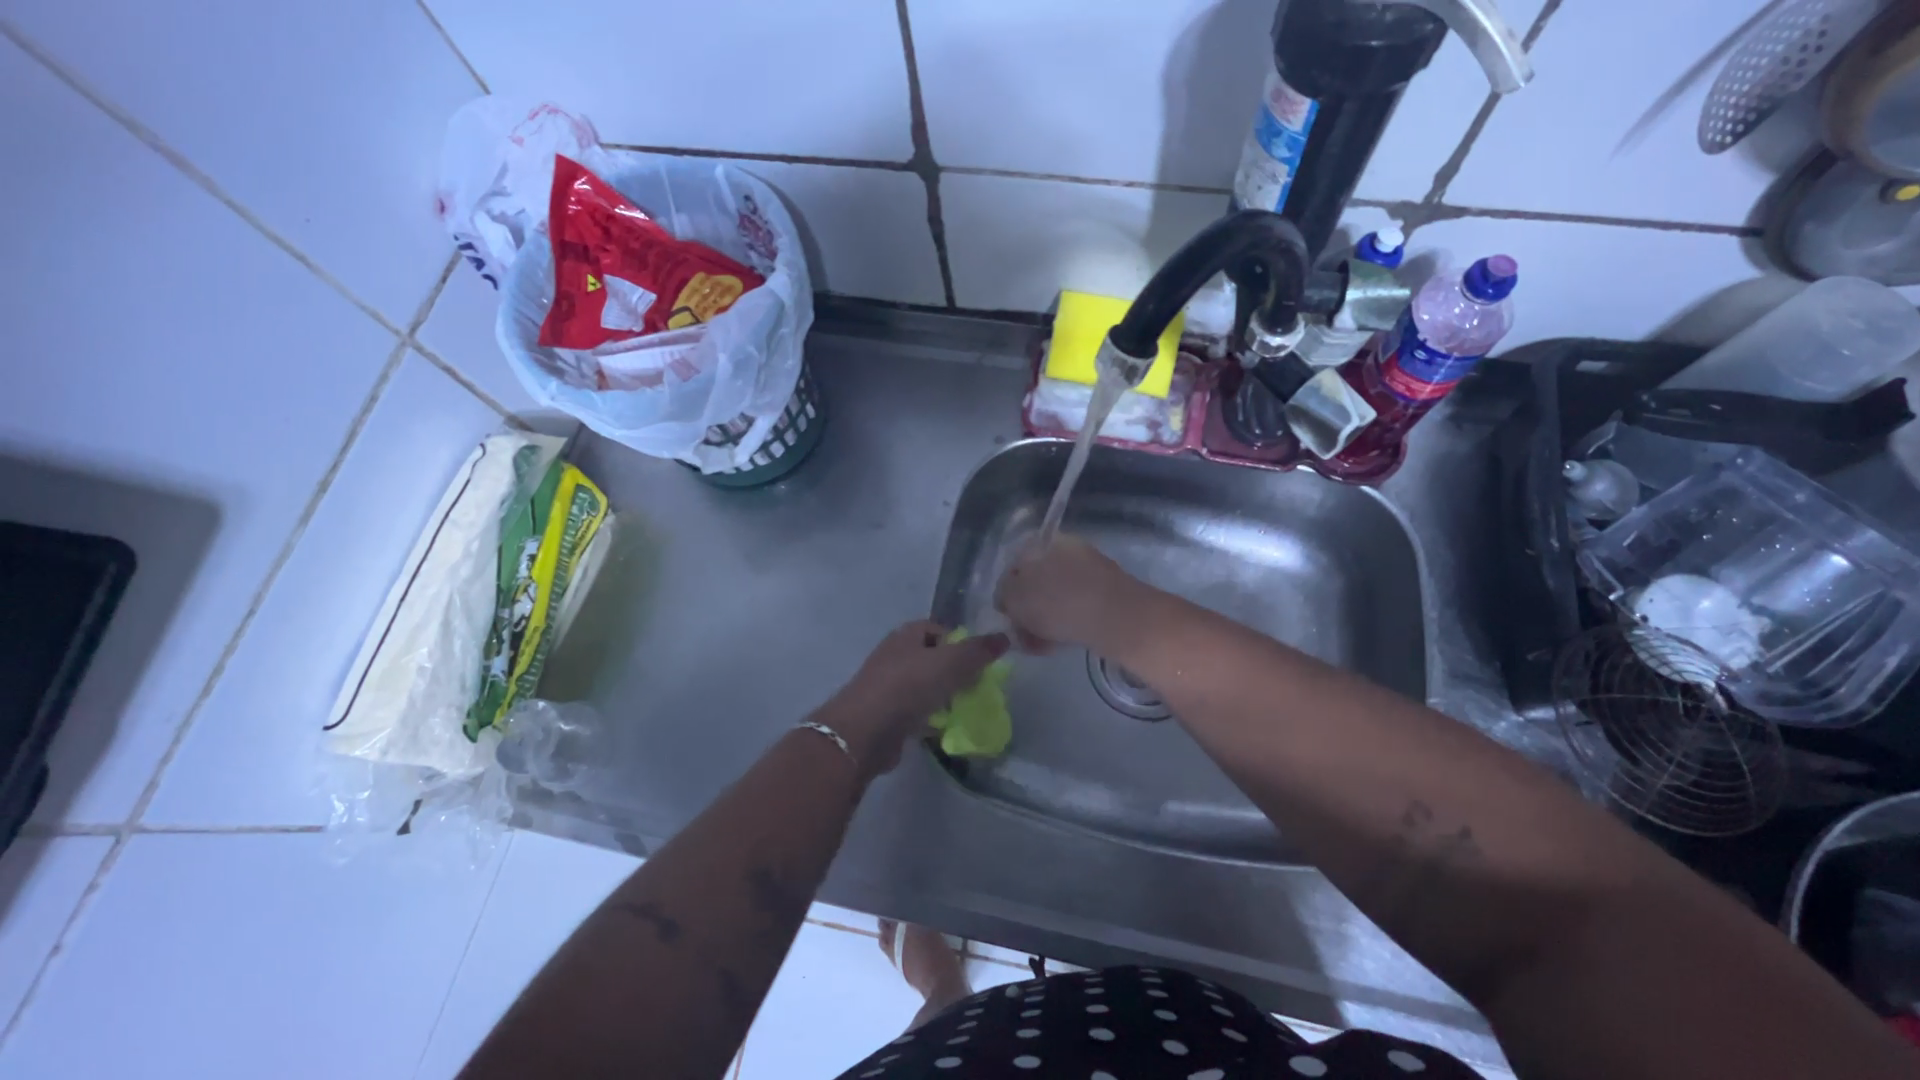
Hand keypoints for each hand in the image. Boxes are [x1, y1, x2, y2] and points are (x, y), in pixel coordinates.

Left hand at [822, 621, 1008, 776]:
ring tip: (965, 710)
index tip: (979, 663)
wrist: (865, 731)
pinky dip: (931, 719)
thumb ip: (979, 650)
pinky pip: (916, 713)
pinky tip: (945, 730)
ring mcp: (887, 687)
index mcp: (906, 635)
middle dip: (956, 673)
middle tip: (977, 688)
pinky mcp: (886, 716)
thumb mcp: (952, 662)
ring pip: (925, 687)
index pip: (939, 630)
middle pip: (933, 659)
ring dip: (944, 698)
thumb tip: (1004, 637)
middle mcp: (895, 656)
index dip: (961, 643)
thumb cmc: (909, 686)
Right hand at [994, 535, 1142, 653]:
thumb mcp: (1015, 598)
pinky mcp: (1107, 590)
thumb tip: (1008, 599)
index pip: (1012, 565)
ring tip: (1042, 645)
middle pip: (1035, 582)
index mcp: (1040, 542)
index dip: (1006, 594)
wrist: (1116, 618)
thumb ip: (1004, 596)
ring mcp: (1088, 568)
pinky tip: (1062, 642)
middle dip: (1027, 609)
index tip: (1007, 618)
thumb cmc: (1058, 604)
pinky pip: (1077, 605)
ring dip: (1045, 619)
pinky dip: (1067, 621)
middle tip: (1024, 635)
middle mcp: (1064, 548)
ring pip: (1056, 595)